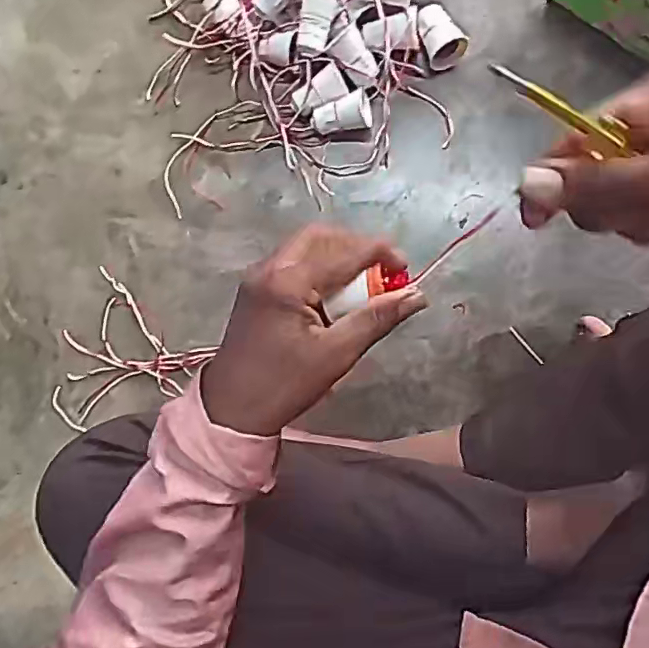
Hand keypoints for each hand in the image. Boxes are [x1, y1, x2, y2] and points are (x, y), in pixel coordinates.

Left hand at [200, 225, 428, 435]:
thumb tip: (416, 295)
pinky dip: (317, 270)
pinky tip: (333, 296)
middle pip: (320, 237)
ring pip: (304, 248)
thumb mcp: (337, 354)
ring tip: (362, 285)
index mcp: (288, 281)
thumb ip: (377, 318)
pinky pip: (292, 264)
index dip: (380, 254)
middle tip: (382, 270)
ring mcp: (257, 278)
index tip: (406, 269)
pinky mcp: (254, 290)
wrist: (231, 410)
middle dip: (356, 247)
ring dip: (336, 257)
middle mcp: (269, 269)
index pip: (344, 253)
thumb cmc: (285, 385)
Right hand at [517, 59, 648, 296]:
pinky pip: (645, 207)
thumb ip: (601, 183)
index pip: (585, 130)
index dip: (558, 172)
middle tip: (645, 216)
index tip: (535, 218)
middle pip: (597, 162)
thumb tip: (526, 182)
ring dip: (631, 216)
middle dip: (608, 197)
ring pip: (618, 191)